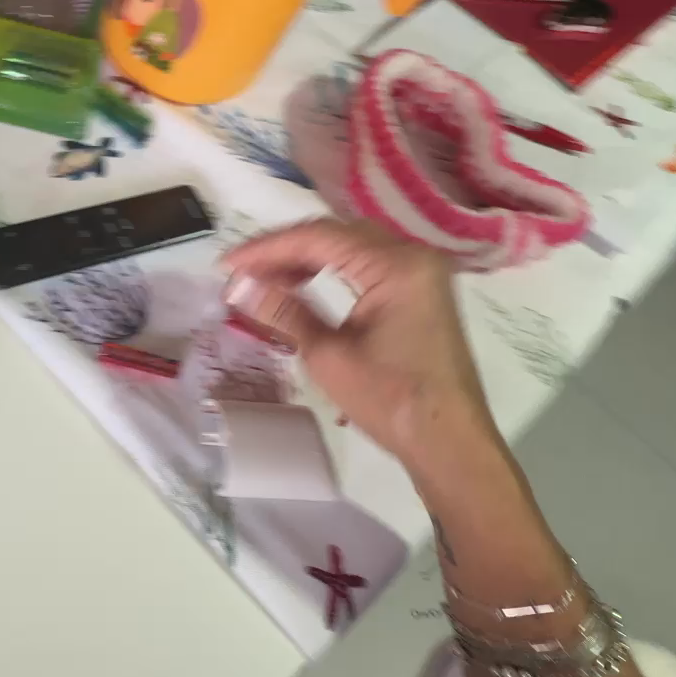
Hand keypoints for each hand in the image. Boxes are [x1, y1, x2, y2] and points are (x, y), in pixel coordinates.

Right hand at [222, 219, 499, 470]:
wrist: (448, 442)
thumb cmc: (390, 400)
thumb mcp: (327, 354)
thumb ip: (283, 311)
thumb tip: (237, 286)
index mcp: (396, 265)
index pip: (318, 238)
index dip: (266, 248)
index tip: (227, 265)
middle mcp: (412, 255)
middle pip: (334, 235)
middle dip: (282, 250)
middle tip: (241, 271)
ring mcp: (419, 272)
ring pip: (348, 247)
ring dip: (303, 259)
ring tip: (262, 280)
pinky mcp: (418, 290)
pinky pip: (364, 264)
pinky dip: (328, 270)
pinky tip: (299, 287)